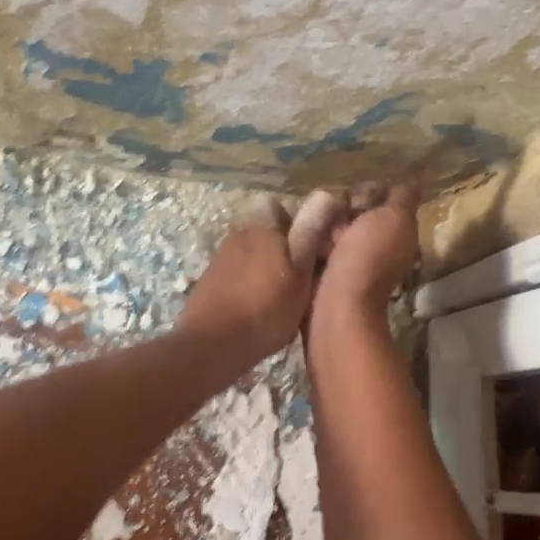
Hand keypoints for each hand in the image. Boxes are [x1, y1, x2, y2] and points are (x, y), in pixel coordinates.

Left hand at [177, 195, 327, 365]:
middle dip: (286, 248)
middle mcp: (238, 232)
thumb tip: (327, 193)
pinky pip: (242, 273)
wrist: (211, 345)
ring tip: (283, 298)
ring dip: (270, 268)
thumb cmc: (265, 308)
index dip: (300, 226)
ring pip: (257, 252)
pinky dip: (253, 284)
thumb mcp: (300, 270)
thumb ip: (312, 231)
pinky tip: (261, 310)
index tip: (313, 252)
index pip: (281, 206)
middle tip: (302, 279)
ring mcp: (222, 257)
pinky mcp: (213, 280)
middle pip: (269, 230)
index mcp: (260, 224)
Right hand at [316, 182, 419, 316]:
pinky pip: (311, 236)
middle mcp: (370, 239)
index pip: (372, 194)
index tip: (358, 204)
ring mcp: (344, 254)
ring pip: (326, 219)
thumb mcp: (395, 219)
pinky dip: (309, 237)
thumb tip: (423, 172)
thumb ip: (405, 196)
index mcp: (391, 228)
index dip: (364, 194)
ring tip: (319, 235)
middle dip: (339, 209)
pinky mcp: (320, 263)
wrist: (338, 303)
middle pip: (346, 205)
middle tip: (337, 225)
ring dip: (321, 222)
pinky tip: (307, 241)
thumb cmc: (369, 257)